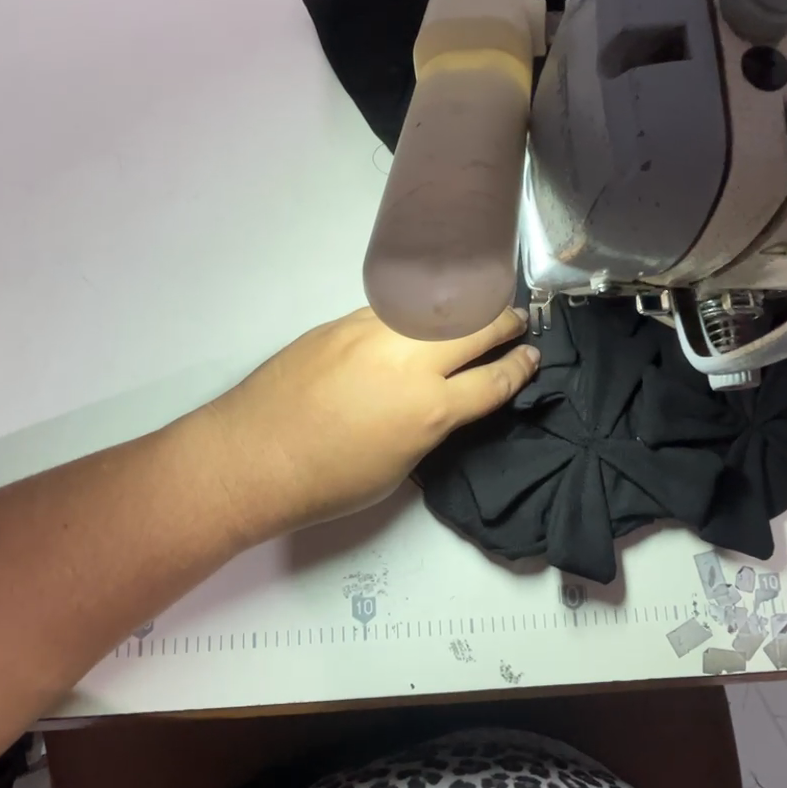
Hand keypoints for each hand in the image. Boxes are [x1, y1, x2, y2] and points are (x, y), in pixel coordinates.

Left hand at [189, 306, 539, 540]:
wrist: (253, 455)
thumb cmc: (328, 481)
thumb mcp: (400, 465)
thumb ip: (433, 424)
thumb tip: (447, 398)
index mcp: (431, 409)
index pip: (495, 379)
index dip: (521, 368)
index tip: (533, 357)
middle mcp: (411, 360)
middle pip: (478, 328)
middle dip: (506, 323)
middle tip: (517, 323)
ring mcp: (375, 333)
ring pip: (439, 306)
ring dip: (467, 307)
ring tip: (479, 308)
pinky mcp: (344, 322)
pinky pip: (397, 309)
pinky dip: (421, 311)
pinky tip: (423, 316)